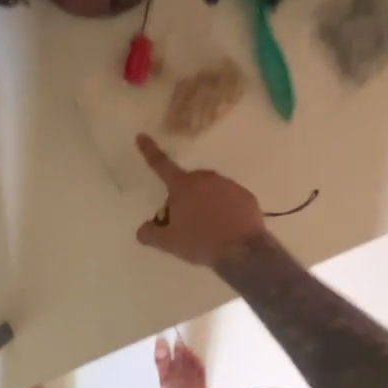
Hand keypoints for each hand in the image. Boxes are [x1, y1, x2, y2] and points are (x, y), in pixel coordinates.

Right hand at [133, 134, 267, 267]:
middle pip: (188, 184)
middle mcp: (205, 178)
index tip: (142, 136)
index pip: (161, 165)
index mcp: (183, 186)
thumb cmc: (200, 242)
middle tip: (185, 223)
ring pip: (210, 191)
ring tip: (208, 229)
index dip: (150, 151)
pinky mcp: (245, 196)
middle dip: (184, 198)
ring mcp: (228, 185)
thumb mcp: (169, 242)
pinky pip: (229, 199)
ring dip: (206, 204)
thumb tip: (142, 230)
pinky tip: (226, 228)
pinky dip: (225, 210)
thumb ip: (150, 234)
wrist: (242, 251)